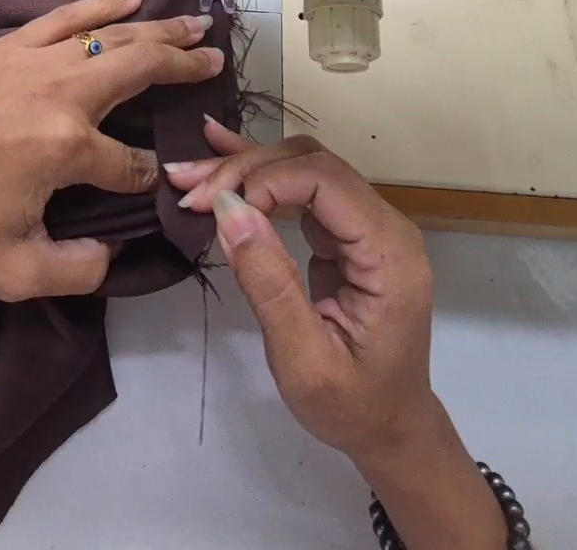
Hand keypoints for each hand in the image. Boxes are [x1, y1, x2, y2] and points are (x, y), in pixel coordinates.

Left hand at [0, 0, 222, 301]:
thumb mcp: (15, 273)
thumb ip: (79, 269)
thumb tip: (114, 252)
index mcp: (67, 148)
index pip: (130, 164)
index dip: (143, 178)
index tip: (143, 187)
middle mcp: (60, 93)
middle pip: (140, 70)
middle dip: (184, 67)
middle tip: (218, 58)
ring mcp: (34, 62)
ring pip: (113, 35)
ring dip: (159, 29)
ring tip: (195, 23)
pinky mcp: (7, 46)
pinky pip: (67, 16)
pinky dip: (103, 3)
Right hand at [165, 123, 439, 462]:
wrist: (388, 427)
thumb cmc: (352, 405)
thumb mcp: (304, 362)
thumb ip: (270, 284)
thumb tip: (230, 211)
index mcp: (389, 254)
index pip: (325, 180)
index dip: (264, 180)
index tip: (213, 210)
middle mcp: (384, 226)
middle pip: (310, 164)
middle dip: (245, 170)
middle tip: (188, 194)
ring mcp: (364, 224)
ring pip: (300, 167)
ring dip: (243, 167)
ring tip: (186, 172)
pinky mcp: (343, 230)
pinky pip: (298, 186)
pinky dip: (256, 174)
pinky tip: (220, 149)